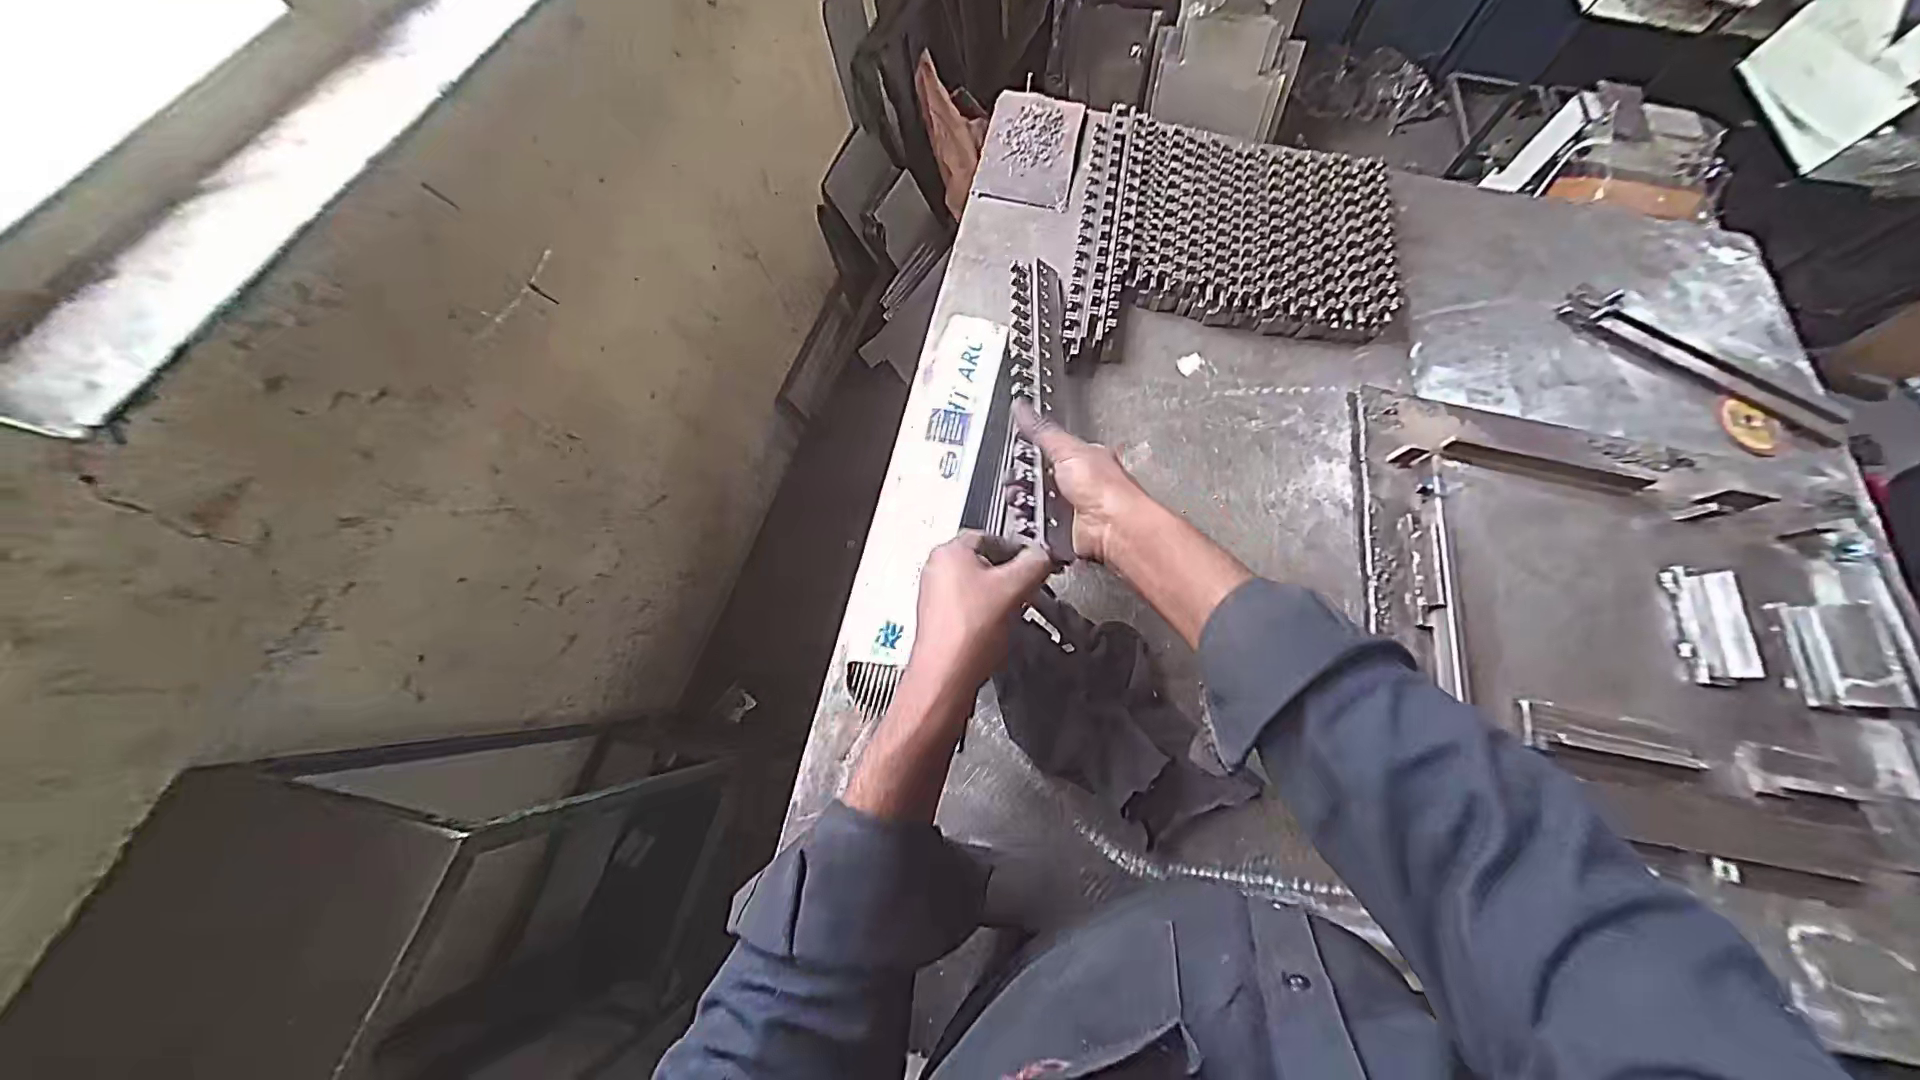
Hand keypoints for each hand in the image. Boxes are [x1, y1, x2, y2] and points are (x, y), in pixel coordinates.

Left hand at [903, 531, 1053, 708]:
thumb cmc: (969, 632)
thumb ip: (1034, 563)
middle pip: (984, 561)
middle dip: (1009, 575)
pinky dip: (985, 613)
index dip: (1018, 550)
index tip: (1034, 564)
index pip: (991, 536)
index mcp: (949, 552)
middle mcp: (937, 569)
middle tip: (1026, 589)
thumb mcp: (1014, 589)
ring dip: (998, 596)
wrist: (945, 675)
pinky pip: (968, 606)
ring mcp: (935, 594)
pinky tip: (994, 628)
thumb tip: (1043, 554)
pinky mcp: (938, 618)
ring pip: (977, 585)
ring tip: (1011, 611)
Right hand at [1013, 400, 1151, 563]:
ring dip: (1022, 503)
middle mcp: (1075, 485)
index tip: (1013, 453)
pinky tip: (1027, 518)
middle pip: (1035, 480)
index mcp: (1081, 459)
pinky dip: (1027, 524)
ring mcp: (1067, 511)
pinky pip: (1035, 528)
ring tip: (1019, 499)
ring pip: (1031, 504)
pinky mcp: (1060, 533)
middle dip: (1020, 481)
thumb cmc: (1105, 488)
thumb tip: (1022, 406)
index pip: (1047, 450)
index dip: (1028, 452)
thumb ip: (1041, 430)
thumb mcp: (1067, 449)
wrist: (1113, 527)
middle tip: (1015, 480)